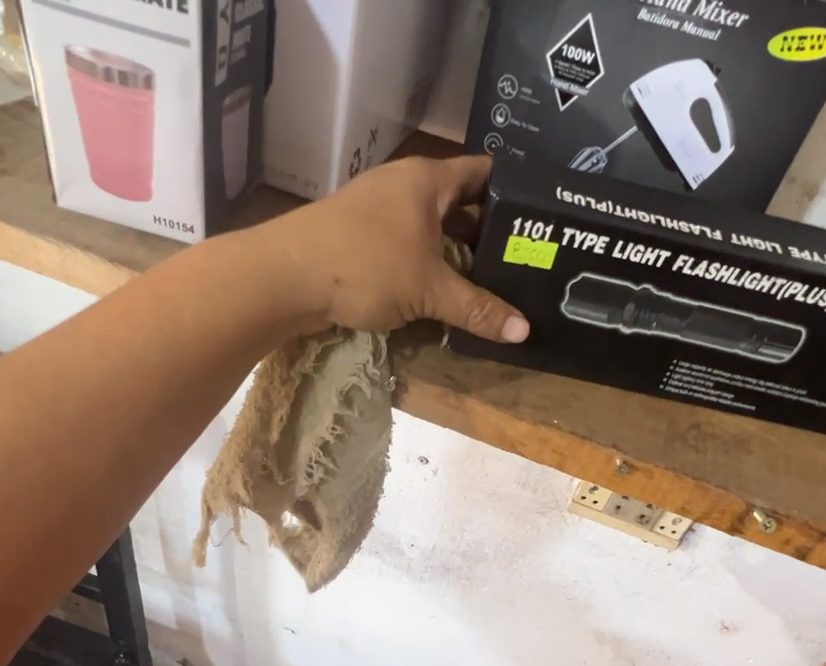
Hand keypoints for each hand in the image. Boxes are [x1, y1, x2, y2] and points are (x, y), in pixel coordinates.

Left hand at [257, 156, 530, 343]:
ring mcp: (377, 211)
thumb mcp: (430, 290)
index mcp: (428, 180)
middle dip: (486, 232)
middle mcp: (403, 187)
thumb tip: (524, 331)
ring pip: (429, 229)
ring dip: (454, 253)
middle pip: (458, 203)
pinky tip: (440, 292)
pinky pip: (405, 246)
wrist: (285, 277)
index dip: (513, 192)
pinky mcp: (358, 238)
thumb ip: (477, 308)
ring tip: (489, 280)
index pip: (483, 173)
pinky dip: (425, 265)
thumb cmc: (366, 266)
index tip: (539, 219)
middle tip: (522, 259)